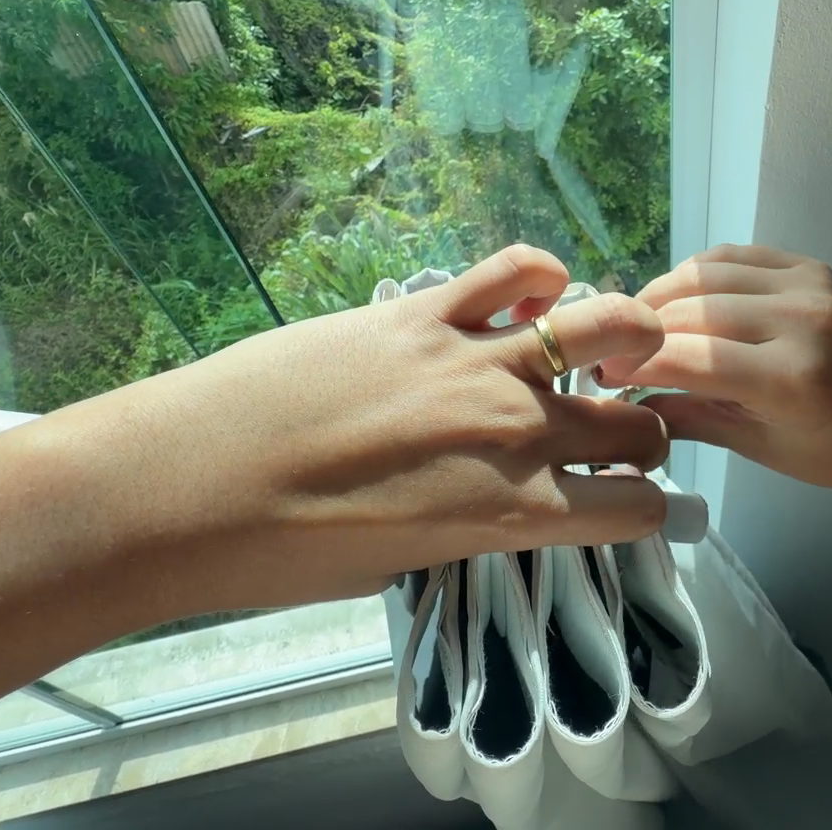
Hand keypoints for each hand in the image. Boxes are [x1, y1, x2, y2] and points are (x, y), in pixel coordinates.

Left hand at [40, 245, 670, 613]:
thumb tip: (501, 494)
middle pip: (632, 425)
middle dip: (648, 433)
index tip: (644, 500)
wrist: (180, 488)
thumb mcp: (404, 560)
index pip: (630, 508)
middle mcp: (516, 431)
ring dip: (631, 334)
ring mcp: (476, 361)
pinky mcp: (427, 310)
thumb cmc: (284, 552)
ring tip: (623, 338)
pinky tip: (534, 291)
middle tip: (628, 431)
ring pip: (601, 327)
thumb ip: (475, 521)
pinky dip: (539, 274)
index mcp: (514, 512)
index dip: (651, 507)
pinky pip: (513, 270)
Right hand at [601, 245, 831, 501]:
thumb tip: (622, 397)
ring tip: (636, 323)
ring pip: (707, 275)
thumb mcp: (753, 446)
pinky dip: (694, 274)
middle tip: (610, 350)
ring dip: (660, 296)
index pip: (694, 358)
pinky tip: (676, 298)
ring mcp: (810, 285)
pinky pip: (732, 256)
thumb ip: (686, 414)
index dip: (639, 362)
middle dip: (641, 331)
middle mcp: (805, 321)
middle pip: (695, 312)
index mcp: (796, 379)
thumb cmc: (825, 452)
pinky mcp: (809, 266)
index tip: (603, 373)